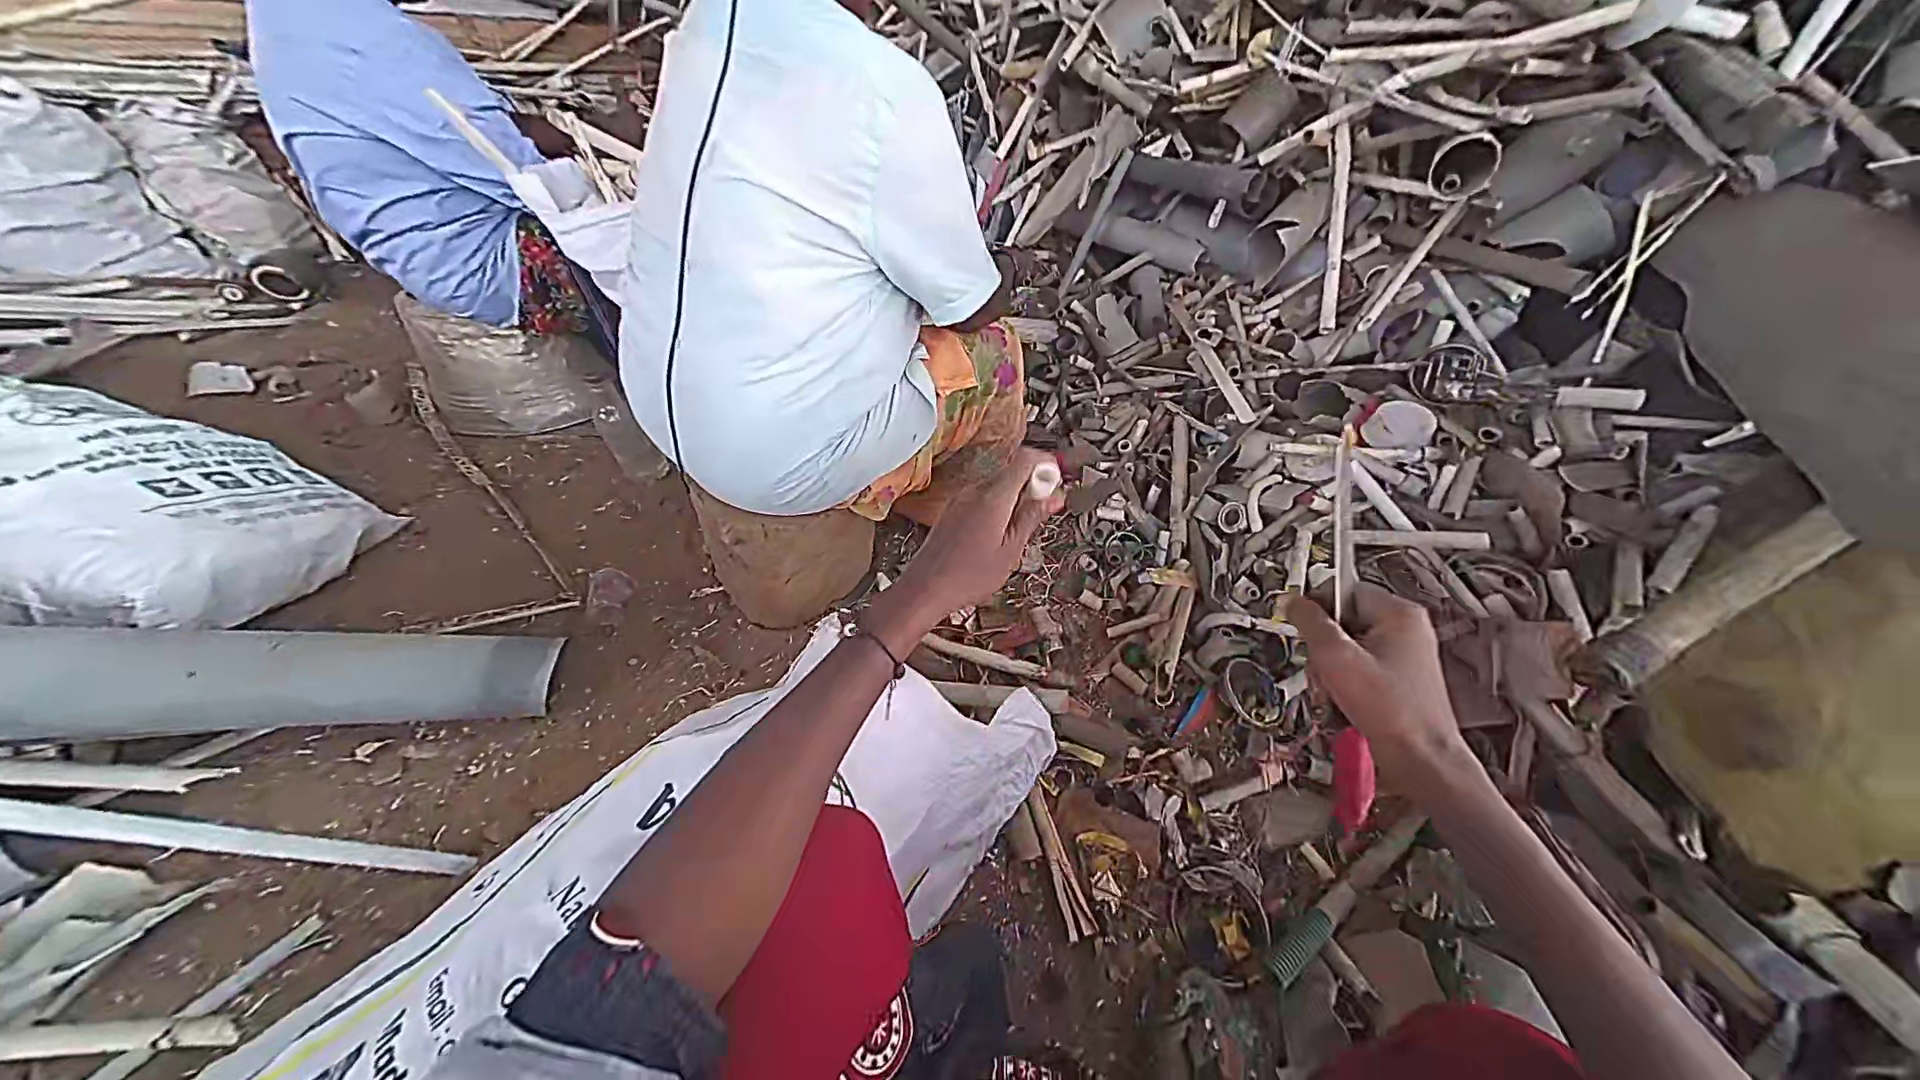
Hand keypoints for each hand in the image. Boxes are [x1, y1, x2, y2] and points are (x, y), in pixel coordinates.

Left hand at [864, 449, 1064, 655]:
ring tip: (1026, 525)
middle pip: (1012, 469)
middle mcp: (974, 491)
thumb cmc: (965, 577)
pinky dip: (1000, 505)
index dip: (1047, 465)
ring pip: (999, 483)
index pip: (1025, 459)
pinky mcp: (954, 509)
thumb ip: (1032, 517)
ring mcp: (961, 499)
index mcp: (992, 498)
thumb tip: (1052, 497)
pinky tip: (1003, 531)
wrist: (925, 589)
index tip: (1058, 482)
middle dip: (1035, 483)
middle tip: (1048, 507)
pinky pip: (984, 496)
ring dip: (1018, 495)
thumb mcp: (1010, 550)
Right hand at [1286, 584, 1479, 795]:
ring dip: (1330, 668)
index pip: (1341, 589)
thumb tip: (1293, 601)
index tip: (1305, 629)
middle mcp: (1406, 629)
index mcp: (1399, 613)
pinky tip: (1344, 700)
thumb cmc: (1391, 711)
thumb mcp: (1335, 656)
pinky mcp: (1396, 677)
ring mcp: (1403, 654)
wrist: (1420, 759)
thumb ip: (1310, 622)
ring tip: (1336, 690)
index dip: (1317, 610)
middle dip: (1323, 647)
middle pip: (1340, 621)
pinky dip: (1342, 682)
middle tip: (1326, 668)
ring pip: (1344, 646)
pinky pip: (1355, 667)